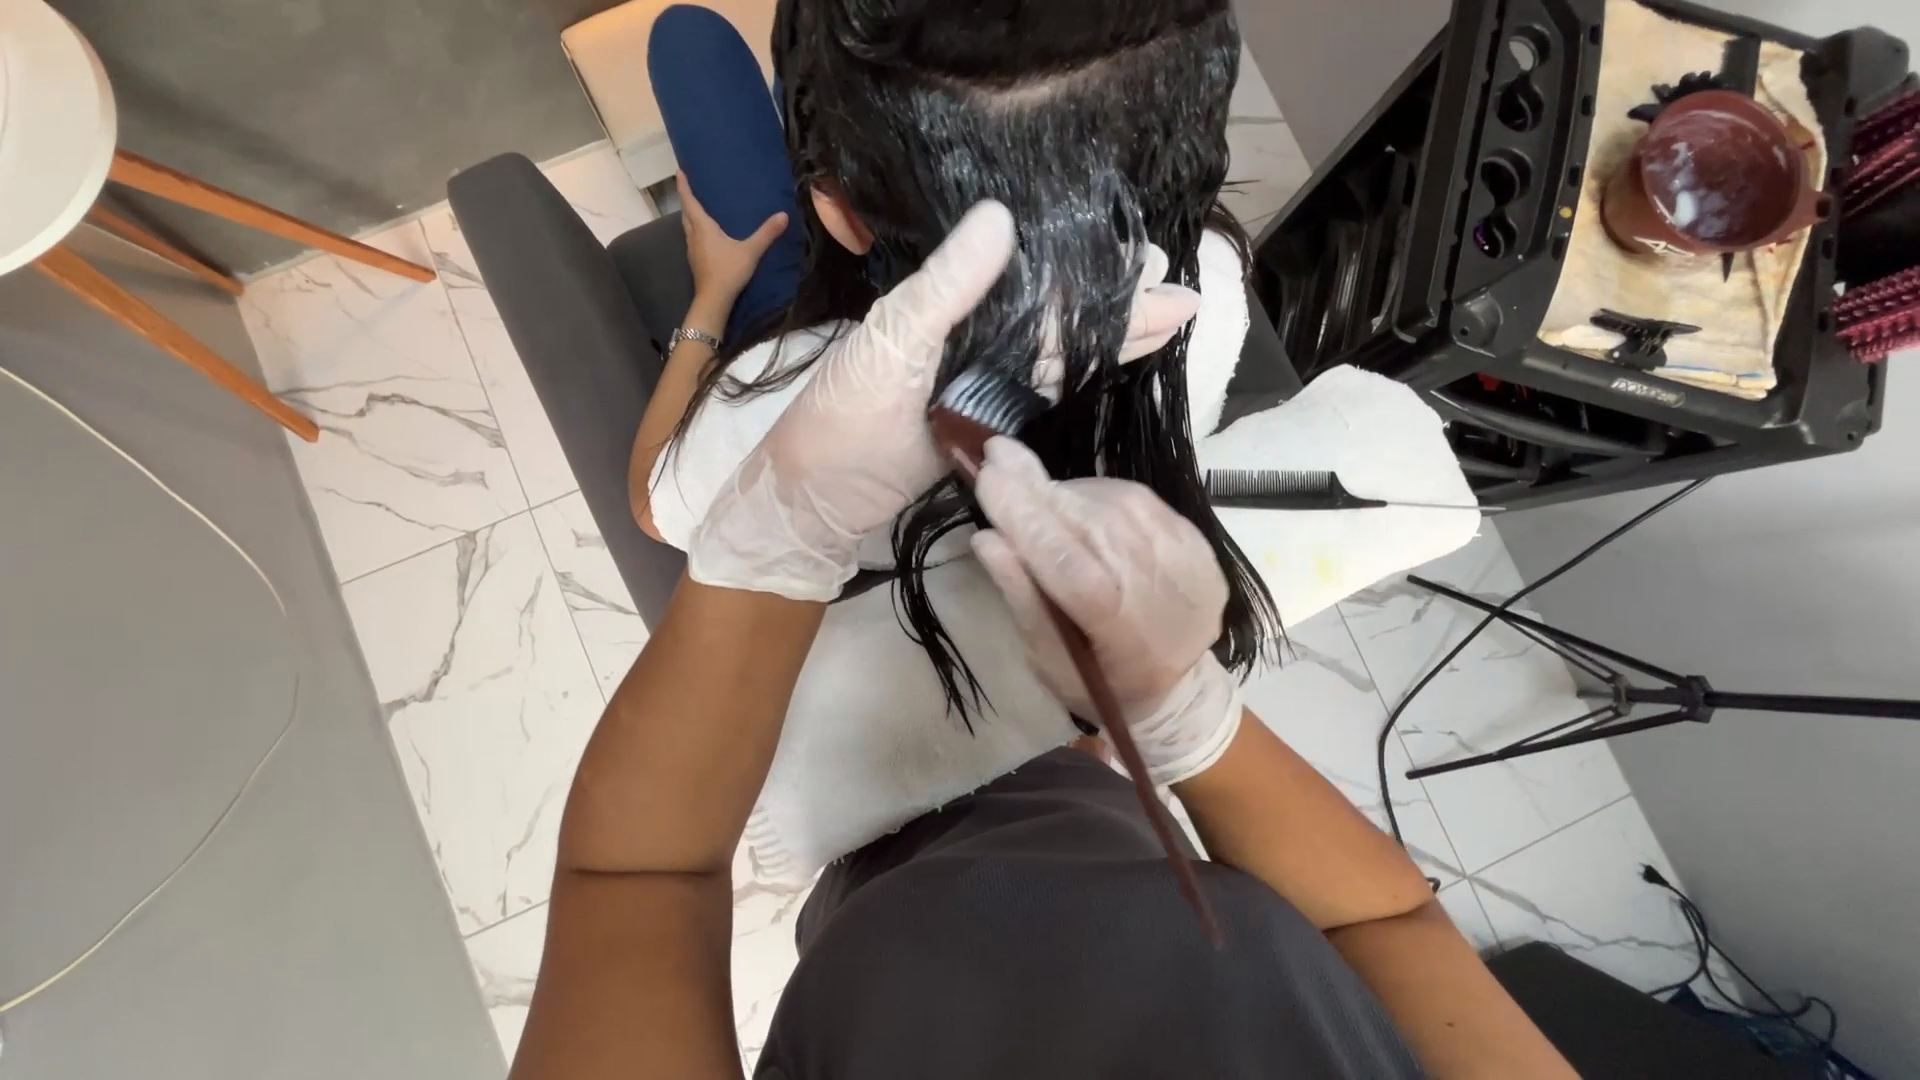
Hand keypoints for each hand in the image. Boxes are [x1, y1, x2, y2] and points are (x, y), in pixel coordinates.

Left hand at [679, 172, 788, 315]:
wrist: (714, 299)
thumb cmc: (728, 271)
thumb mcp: (750, 251)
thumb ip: (766, 234)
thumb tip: (784, 215)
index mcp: (703, 227)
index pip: (690, 201)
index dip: (684, 186)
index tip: (680, 172)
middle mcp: (694, 236)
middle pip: (686, 214)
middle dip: (687, 201)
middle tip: (689, 190)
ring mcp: (692, 251)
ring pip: (687, 228)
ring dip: (690, 217)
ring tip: (697, 211)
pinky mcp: (696, 263)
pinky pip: (693, 241)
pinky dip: (695, 233)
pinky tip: (704, 238)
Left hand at [687, 201, 1202, 600]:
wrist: (821, 497)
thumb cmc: (844, 415)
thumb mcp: (891, 343)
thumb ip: (946, 287)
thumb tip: (1002, 215)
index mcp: (946, 306)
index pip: (1030, 277)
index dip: (1086, 266)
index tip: (1143, 254)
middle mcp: (970, 337)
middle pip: (1055, 315)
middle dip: (1117, 303)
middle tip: (1181, 289)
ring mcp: (980, 383)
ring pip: (1058, 353)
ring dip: (1113, 338)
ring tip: (1174, 320)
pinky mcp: (985, 424)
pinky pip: (1040, 394)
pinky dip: (1080, 378)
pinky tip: (1118, 363)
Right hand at [969, 436, 1242, 786]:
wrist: (1178, 688)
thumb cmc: (1100, 682)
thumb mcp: (1048, 660)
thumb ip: (1023, 599)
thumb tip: (987, 538)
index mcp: (1121, 629)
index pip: (1066, 564)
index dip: (1026, 519)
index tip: (987, 475)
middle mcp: (1160, 586)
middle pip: (1091, 524)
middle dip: (1038, 488)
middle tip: (997, 456)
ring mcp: (1186, 560)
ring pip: (1114, 504)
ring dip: (1066, 490)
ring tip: (1032, 488)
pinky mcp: (1198, 541)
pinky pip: (1140, 500)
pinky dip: (1099, 494)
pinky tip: (1076, 500)